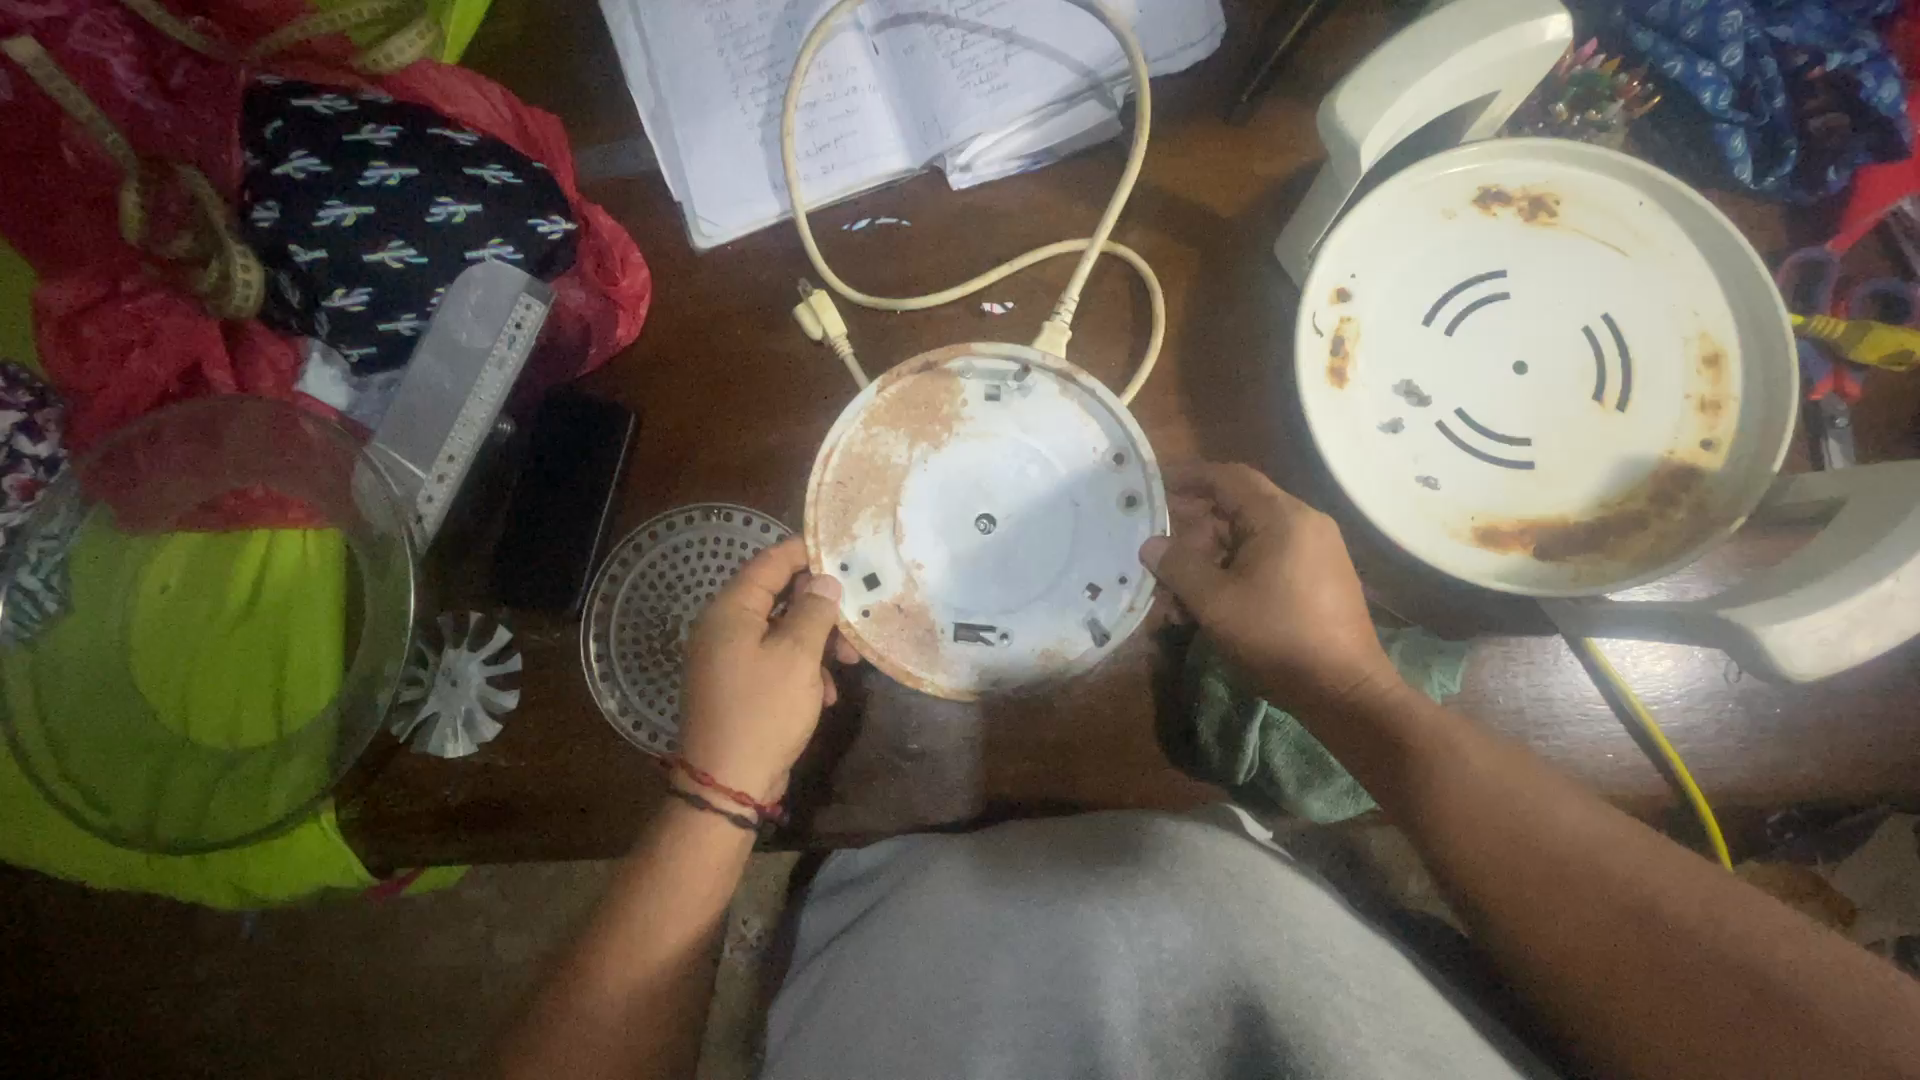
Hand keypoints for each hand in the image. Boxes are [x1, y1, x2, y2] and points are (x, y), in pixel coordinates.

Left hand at [679, 538, 856, 804]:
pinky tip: (826, 695)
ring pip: (782, 632)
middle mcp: (724, 628)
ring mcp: (729, 658)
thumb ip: (814, 612)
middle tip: (856, 619)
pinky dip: (803, 670)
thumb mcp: (797, 656)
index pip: (770, 562)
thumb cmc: (764, 711)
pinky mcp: (739, 686)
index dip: (807, 552)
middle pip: (779, 598)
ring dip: (818, 643)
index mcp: (731, 611)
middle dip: (821, 608)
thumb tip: (825, 581)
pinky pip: (775, 661)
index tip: (843, 552)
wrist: (727, 784)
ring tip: (849, 663)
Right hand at [1141, 463, 1398, 715]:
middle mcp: (1303, 524)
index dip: (1189, 478)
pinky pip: (1265, 561)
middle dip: (1192, 533)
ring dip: (1208, 561)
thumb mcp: (1215, 602)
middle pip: (1236, 510)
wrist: (1344, 691)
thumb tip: (1151, 545)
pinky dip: (1232, 574)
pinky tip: (1207, 607)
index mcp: (1282, 518)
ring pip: (1247, 541)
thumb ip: (1178, 567)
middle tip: (1158, 553)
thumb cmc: (1277, 637)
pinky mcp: (1317, 579)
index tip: (1155, 486)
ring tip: (1175, 596)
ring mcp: (1314, 552)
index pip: (1229, 477)